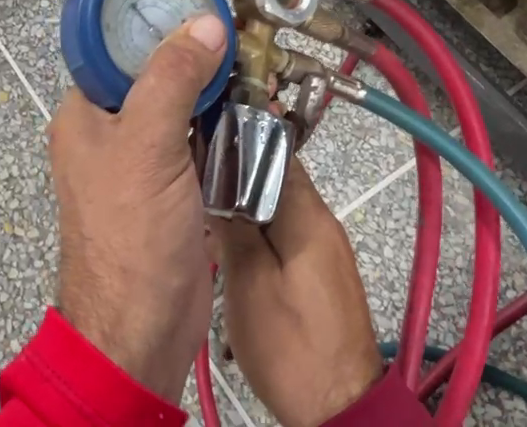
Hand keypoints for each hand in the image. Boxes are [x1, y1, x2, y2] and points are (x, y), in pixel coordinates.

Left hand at [49, 14, 225, 402]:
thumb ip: (172, 79)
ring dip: (210, 89)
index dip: (152, 20)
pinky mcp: (170, 186)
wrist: (141, 331)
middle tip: (236, 32)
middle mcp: (107, 130)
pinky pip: (195, 140)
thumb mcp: (148, 145)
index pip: (112, 45)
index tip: (197, 1)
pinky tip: (251, 109)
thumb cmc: (132, 236)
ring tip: (252, 62)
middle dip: (191, 54)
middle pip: (149, 72)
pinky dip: (220, 124)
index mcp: (84, 112)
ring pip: (176, 106)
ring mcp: (139, 160)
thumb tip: (205, 22)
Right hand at [215, 157, 382, 426]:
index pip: (274, 148)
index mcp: (307, 213)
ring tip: (196, 204)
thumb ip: (232, 222)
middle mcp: (320, 221)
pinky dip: (252, 228)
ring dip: (238, 200)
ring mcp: (322, 248)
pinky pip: (280, 231)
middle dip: (231, 169)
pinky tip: (222, 242)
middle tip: (188, 171)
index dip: (237, 133)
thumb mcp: (248, 279)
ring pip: (273, 205)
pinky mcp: (318, 272)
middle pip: (272, 174)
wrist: (339, 410)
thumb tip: (216, 173)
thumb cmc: (289, 343)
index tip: (200, 128)